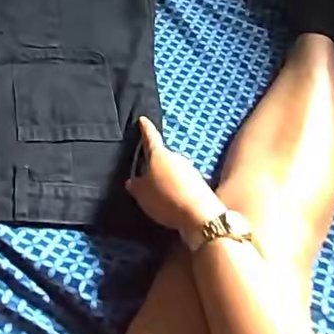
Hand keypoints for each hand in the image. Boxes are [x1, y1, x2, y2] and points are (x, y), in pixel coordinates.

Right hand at [125, 118, 224, 234]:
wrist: (200, 215)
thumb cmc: (165, 198)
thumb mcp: (142, 193)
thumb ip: (135, 185)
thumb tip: (132, 180)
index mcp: (159, 154)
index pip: (151, 136)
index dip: (145, 128)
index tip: (143, 119)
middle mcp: (176, 157)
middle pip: (163, 156)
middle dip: (155, 163)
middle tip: (145, 173)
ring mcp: (190, 169)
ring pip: (173, 170)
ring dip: (166, 177)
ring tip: (159, 192)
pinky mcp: (200, 184)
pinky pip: (183, 182)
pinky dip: (176, 188)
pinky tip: (173, 201)